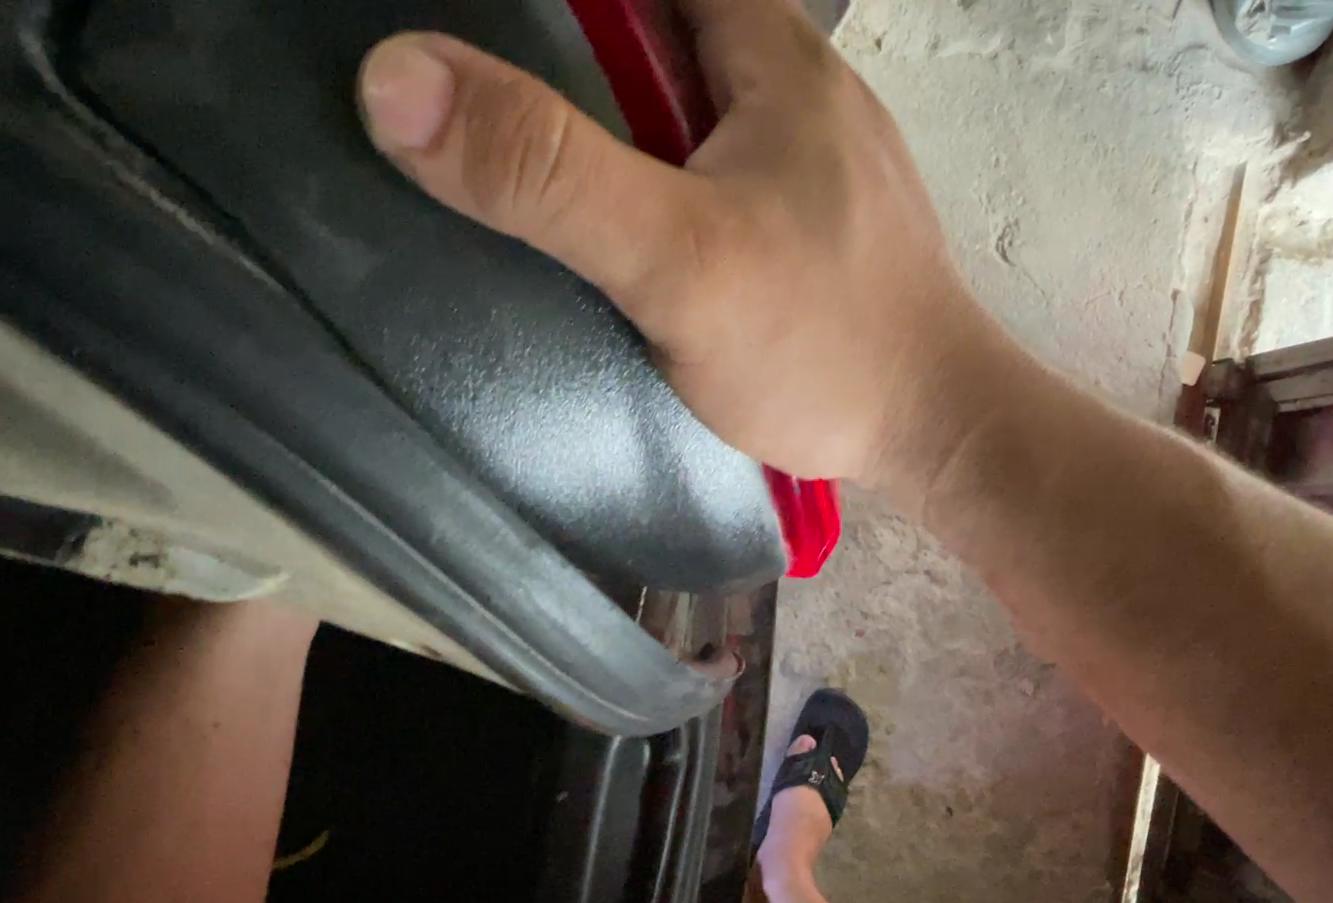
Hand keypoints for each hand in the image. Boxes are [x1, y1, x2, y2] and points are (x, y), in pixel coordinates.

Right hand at [355, 0, 1000, 486]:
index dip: (571, 6)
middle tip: (502, 121)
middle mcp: (798, 95)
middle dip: (584, 64)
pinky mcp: (810, 235)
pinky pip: (719, 183)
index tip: (504, 37)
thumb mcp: (678, 258)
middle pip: (667, 39)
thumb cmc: (822, 343)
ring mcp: (810, 169)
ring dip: (622, 137)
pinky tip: (631, 242)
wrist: (935, 430)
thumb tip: (397, 83)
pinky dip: (666, 194)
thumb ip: (550, 177)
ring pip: (693, 118)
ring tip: (546, 182)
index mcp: (773, 58)